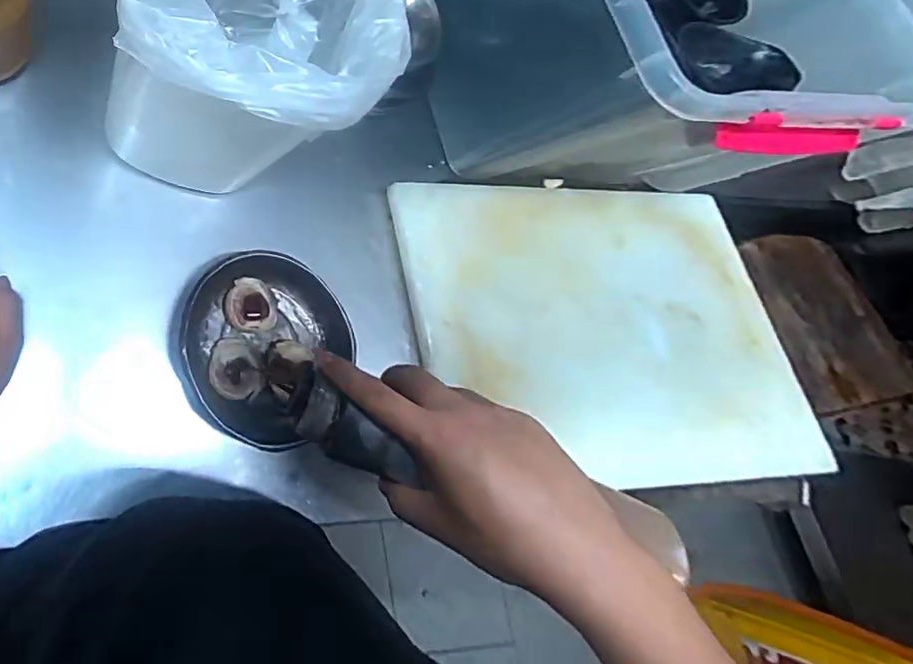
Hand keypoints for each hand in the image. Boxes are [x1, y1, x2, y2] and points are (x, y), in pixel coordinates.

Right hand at [317, 353, 663, 610]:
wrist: (589, 555)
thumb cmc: (504, 542)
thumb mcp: (440, 525)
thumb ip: (402, 494)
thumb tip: (394, 477)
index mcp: (435, 436)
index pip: (377, 395)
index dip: (345, 374)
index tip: (323, 356)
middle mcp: (462, 412)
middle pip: (411, 376)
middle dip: (391, 385)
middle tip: (392, 416)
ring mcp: (498, 413)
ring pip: (448, 392)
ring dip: (432, 405)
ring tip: (448, 448)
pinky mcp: (527, 422)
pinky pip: (482, 409)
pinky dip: (469, 422)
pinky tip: (491, 462)